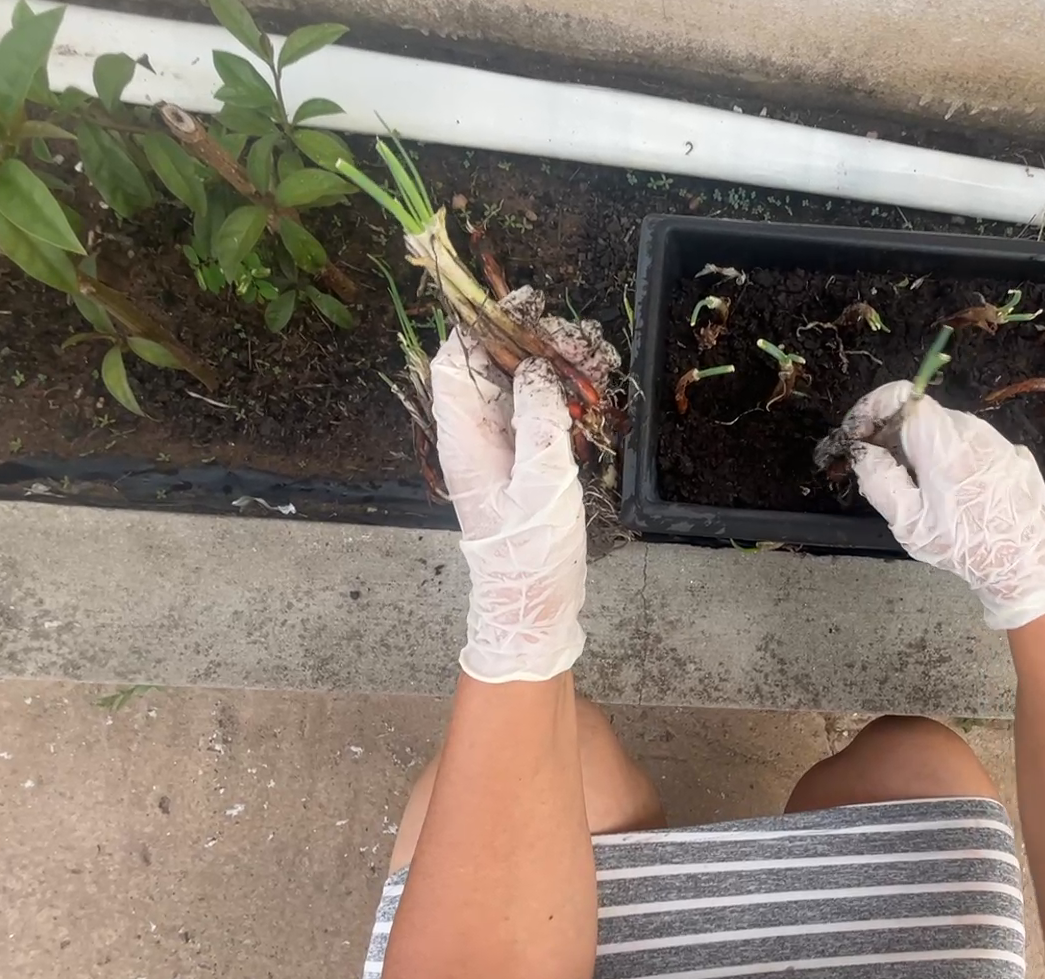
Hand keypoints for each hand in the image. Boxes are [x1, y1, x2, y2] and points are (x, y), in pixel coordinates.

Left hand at [429, 295, 614, 681]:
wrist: (532, 605)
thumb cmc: (530, 552)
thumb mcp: (542, 484)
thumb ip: (538, 421)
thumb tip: (533, 368)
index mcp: (465, 438)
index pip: (454, 363)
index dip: (481, 328)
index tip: (524, 308)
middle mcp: (475, 438)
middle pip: (489, 371)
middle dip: (528, 345)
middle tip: (575, 338)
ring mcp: (498, 452)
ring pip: (515, 390)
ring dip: (548, 369)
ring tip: (590, 360)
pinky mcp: (521, 465)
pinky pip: (533, 416)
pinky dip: (557, 398)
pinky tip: (586, 394)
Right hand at [843, 382, 1044, 628]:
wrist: (1029, 564)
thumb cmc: (966, 545)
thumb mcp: (910, 521)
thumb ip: (879, 479)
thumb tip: (861, 450)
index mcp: (945, 443)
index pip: (902, 395)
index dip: (872, 408)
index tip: (857, 435)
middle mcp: (973, 430)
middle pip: (921, 413)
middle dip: (890, 432)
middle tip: (875, 465)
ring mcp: (995, 440)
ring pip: (944, 429)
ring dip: (918, 446)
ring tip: (911, 483)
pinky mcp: (1010, 454)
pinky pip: (967, 444)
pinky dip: (945, 456)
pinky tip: (946, 490)